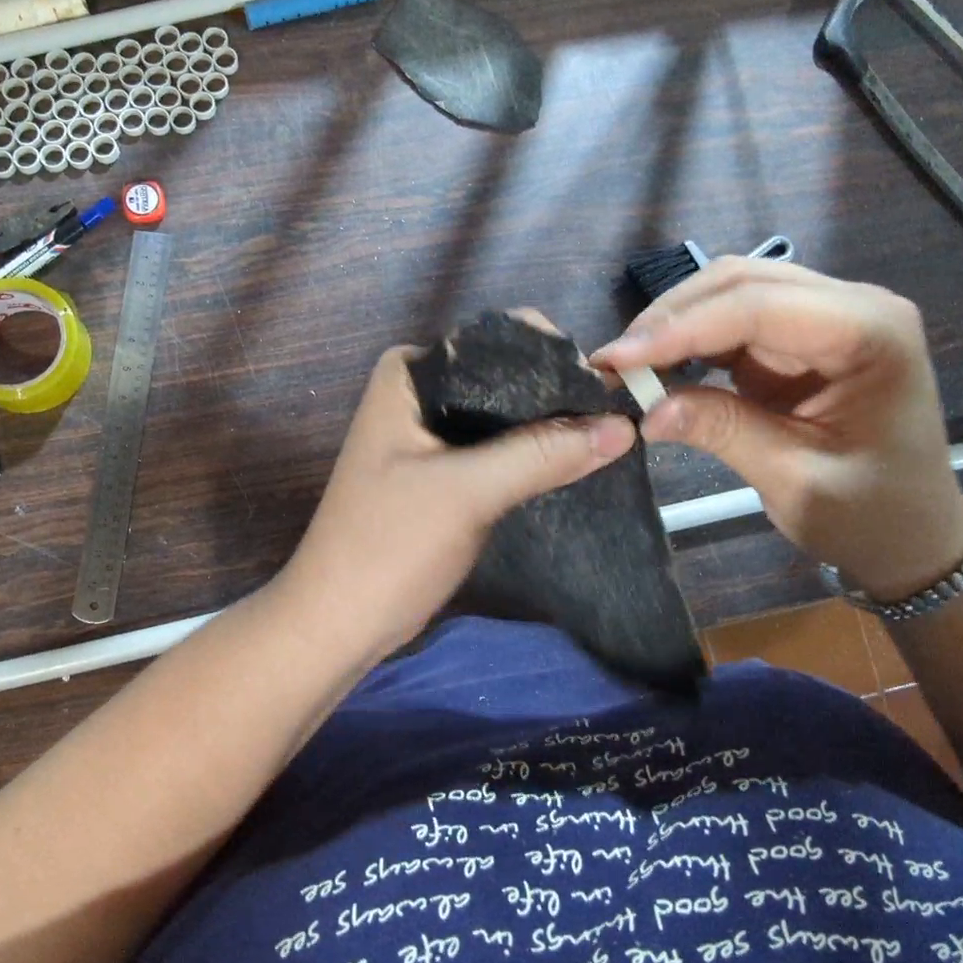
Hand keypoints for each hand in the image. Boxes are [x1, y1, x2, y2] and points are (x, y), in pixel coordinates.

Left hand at [281, 346, 635, 654]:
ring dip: (549, 430)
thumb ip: (542, 453)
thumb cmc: (389, 546)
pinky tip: (577, 464)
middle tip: (618, 418)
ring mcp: (429, 435)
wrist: (338, 621)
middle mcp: (419, 393)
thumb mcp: (468, 492)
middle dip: (556, 397)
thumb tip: (623, 426)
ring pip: (505, 418)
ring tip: (610, 438)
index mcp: (409, 374)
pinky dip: (532, 457)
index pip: (494, 341)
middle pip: (505, 377)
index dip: (552, 356)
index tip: (607, 387)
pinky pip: (498, 451)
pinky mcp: (443, 474)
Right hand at [593, 257, 962, 600]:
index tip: (615, 360)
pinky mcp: (797, 339)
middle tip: (611, 363)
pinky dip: (687, 339)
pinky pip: (731, 320)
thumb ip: (724, 432)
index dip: (681, 328)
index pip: (760, 307)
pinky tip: (654, 364)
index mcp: (871, 333)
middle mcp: (852, 306)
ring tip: (624, 364)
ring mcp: (824, 318)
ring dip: (673, 323)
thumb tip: (646, 410)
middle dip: (670, 317)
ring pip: (731, 291)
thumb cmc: (870, 516)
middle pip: (742, 281)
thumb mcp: (795, 481)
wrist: (912, 535)